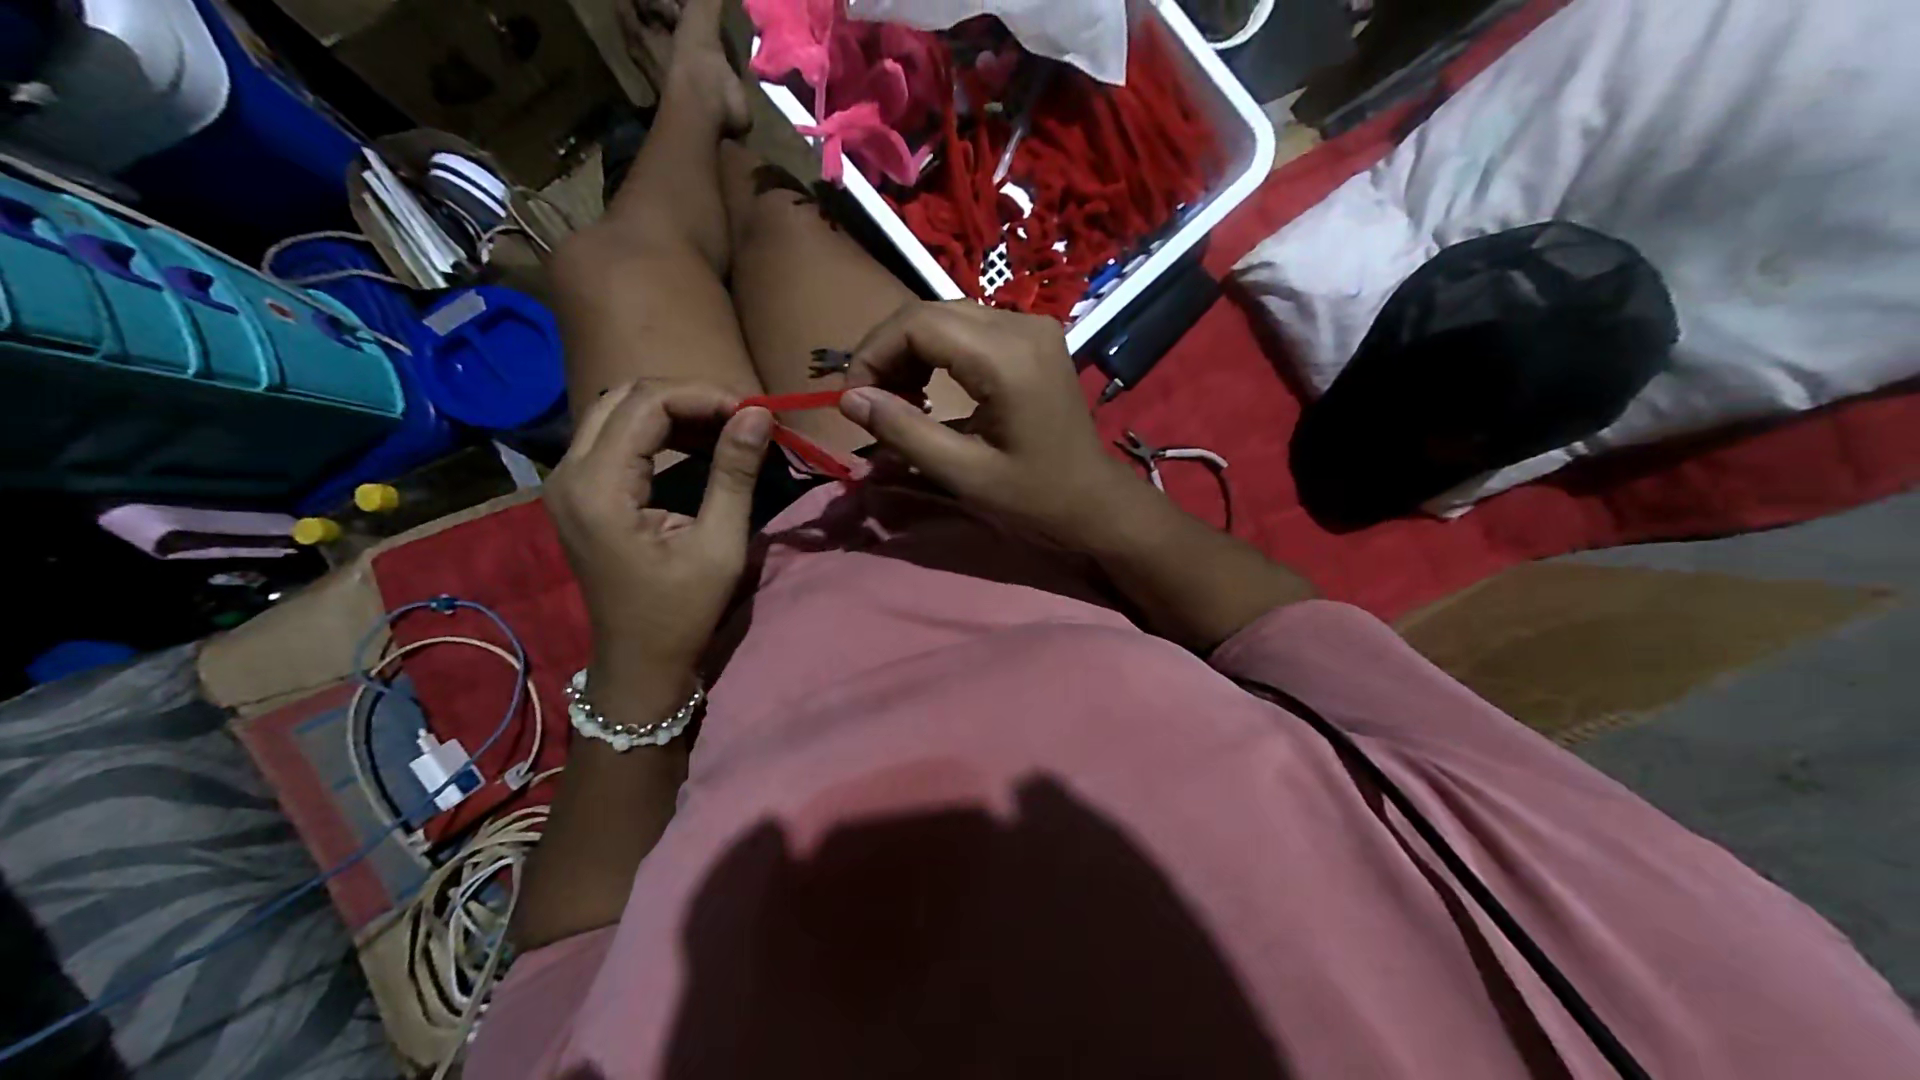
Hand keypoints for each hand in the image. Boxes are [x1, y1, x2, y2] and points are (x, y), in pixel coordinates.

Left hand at [545, 382, 771, 683]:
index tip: (754, 413)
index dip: (704, 396)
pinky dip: (657, 431)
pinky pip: (614, 437)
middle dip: (688, 397)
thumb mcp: (719, 545)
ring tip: (726, 427)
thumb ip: (735, 474)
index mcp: (599, 488)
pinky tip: (696, 443)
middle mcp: (569, 473)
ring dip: (673, 410)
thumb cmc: (681, 611)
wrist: (638, 660)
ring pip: (617, 410)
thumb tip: (759, 415)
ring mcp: (567, 481)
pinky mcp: (578, 491)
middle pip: (625, 397)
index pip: (647, 405)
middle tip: (740, 417)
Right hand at [838, 301, 1144, 548]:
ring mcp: (1032, 327)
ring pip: (946, 316)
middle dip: (887, 351)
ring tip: (897, 399)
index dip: (873, 353)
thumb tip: (850, 399)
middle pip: (929, 313)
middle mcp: (1022, 326)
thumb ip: (904, 431)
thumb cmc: (1034, 496)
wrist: (1094, 499)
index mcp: (1007, 359)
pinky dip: (937, 352)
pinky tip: (928, 388)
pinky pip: (969, 328)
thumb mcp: (963, 474)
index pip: (917, 324)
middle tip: (871, 401)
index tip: (854, 399)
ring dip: (910, 351)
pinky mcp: (1034, 337)